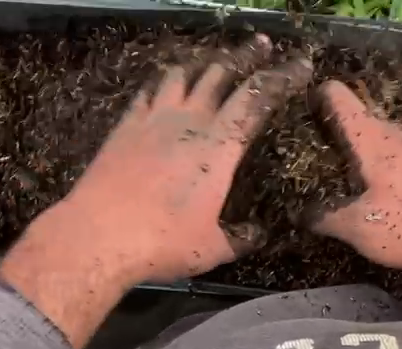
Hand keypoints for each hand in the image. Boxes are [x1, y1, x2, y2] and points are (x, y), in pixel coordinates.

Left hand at [0, 38, 313, 348]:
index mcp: (219, 146)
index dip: (282, 77)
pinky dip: (164, 82)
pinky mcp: (125, 126)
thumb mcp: (212, 249)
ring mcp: (153, 118)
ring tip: (214, 63)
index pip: (257, 97)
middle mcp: (189, 120)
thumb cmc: (163, 244)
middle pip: (221, 73)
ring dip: (203, 65)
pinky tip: (165, 84)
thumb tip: (258, 233)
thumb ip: (239, 238)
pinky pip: (148, 91)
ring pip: (183, 75)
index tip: (301, 66)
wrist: (100, 236)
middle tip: (262, 47)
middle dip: (246, 57)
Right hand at [308, 80, 401, 344]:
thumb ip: (328, 218)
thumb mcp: (359, 228)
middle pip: (356, 121)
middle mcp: (393, 136)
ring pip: (374, 142)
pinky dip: (373, 170)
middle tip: (308, 160)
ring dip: (354, 155)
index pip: (339, 99)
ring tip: (333, 181)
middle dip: (331, 135)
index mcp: (371, 139)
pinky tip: (368, 196)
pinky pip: (390, 160)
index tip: (298, 118)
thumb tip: (304, 215)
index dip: (315, 101)